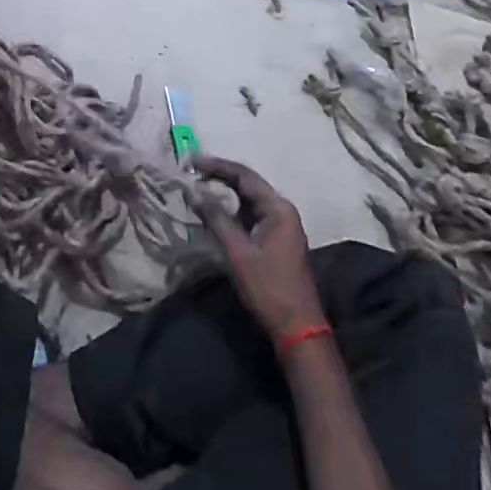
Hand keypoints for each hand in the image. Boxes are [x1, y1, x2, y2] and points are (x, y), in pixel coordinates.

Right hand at [196, 156, 324, 338]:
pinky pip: (252, 214)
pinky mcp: (276, 237)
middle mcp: (282, 209)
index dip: (217, 166)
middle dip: (220, 176)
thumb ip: (217, 220)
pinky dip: (233, 210)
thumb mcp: (238, 253)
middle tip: (192, 173)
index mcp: (278, 208)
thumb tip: (196, 195)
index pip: (244, 176)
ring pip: (249, 199)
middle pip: (248, 184)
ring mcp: (281, 224)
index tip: (192, 162)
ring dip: (225, 193)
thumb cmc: (269, 288)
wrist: (298, 326)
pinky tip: (215, 211)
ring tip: (199, 188)